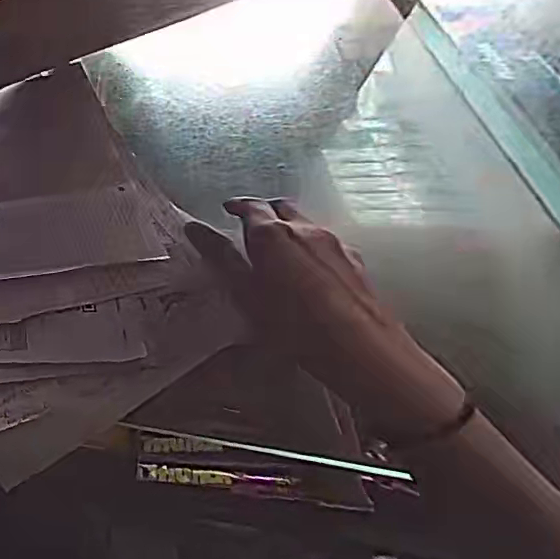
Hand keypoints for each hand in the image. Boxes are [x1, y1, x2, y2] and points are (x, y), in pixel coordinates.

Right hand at [185, 198, 466, 437]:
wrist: (364, 352)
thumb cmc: (296, 326)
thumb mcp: (247, 293)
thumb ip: (221, 257)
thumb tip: (195, 229)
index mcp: (273, 233)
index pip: (250, 207)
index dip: (236, 206)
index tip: (227, 210)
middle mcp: (305, 229)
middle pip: (280, 207)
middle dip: (264, 212)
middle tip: (249, 226)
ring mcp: (335, 243)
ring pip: (305, 223)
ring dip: (288, 228)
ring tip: (277, 250)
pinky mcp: (356, 261)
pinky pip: (326, 242)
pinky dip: (310, 245)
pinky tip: (308, 270)